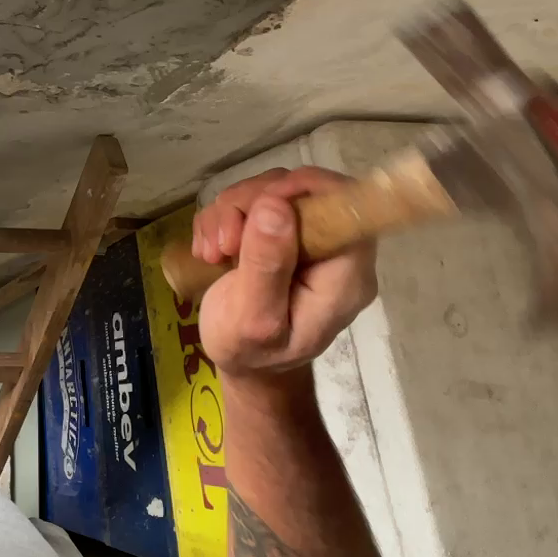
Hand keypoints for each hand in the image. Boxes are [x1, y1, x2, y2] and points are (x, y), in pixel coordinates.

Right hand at [193, 167, 377, 382]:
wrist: (242, 365)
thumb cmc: (251, 352)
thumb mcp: (255, 319)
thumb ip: (267, 266)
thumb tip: (276, 207)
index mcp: (345, 276)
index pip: (347, 208)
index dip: (307, 190)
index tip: (261, 204)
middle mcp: (334, 250)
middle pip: (300, 192)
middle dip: (250, 206)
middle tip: (222, 245)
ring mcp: (306, 238)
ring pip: (271, 192)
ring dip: (230, 214)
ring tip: (210, 253)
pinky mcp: (281, 232)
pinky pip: (253, 201)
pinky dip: (223, 218)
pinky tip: (210, 250)